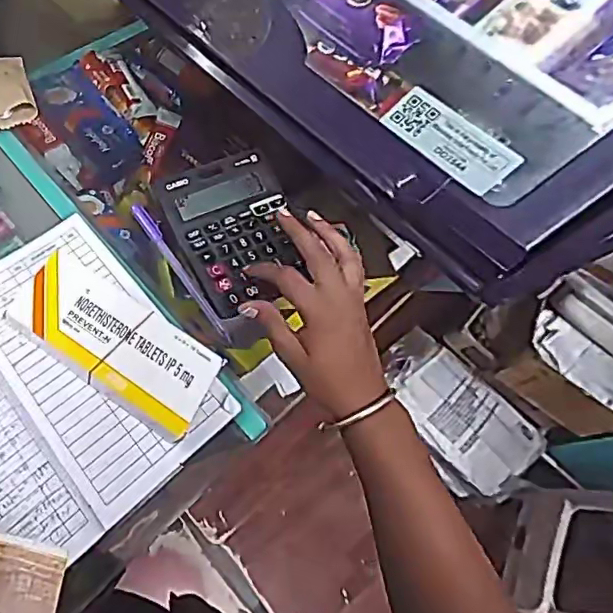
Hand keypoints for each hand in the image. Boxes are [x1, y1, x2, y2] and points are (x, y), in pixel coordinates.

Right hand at [242, 209, 388, 417]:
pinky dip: (345, 249)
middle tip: (283, 216)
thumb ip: (271, 324)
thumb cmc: (329, 380)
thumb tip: (252, 305)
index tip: (251, 270)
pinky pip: (355, 265)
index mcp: (319, 310)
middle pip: (318, 252)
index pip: (286, 277)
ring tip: (313, 217)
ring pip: (344, 253)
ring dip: (328, 232)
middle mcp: (339, 297)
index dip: (265, 270)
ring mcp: (354, 297)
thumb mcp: (291, 355)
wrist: (361, 396)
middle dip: (298, 231)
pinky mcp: (361, 302)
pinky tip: (337, 244)